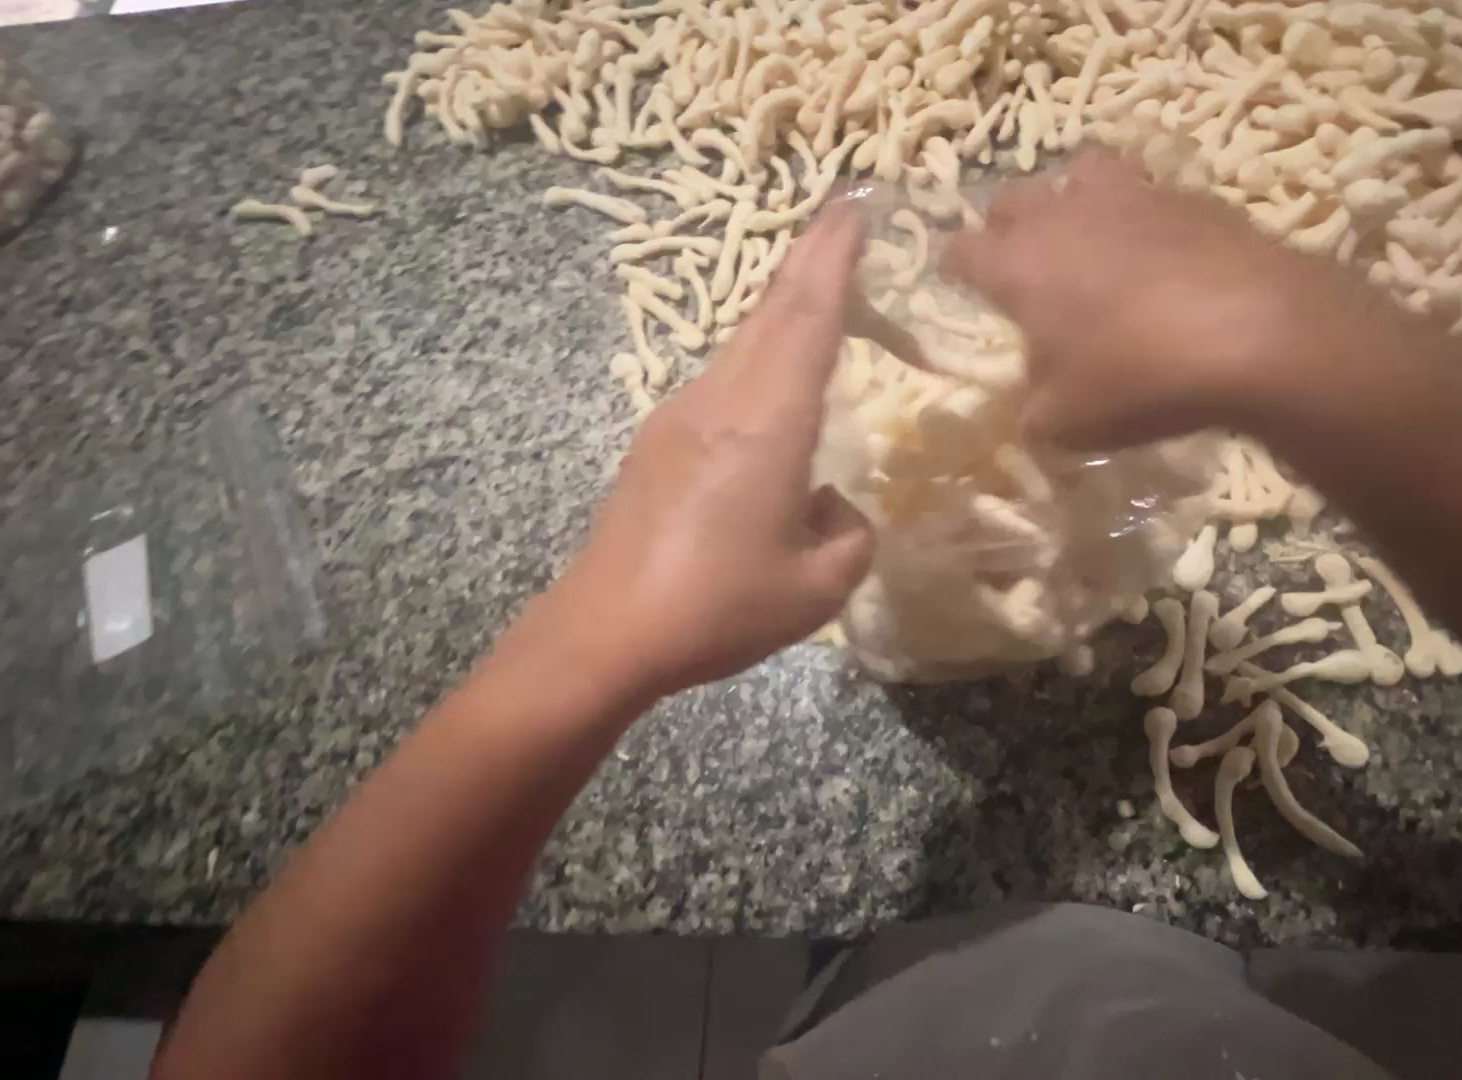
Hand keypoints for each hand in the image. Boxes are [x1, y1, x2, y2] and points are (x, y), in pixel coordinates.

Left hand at [542, 208, 876, 698]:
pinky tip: (773, 387)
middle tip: (846, 222)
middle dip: (811, 260)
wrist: (605, 632)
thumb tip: (833, 502)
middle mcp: (720, 402)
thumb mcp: (816, 589)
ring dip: (783, 309)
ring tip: (819, 293)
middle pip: (771, 313)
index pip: (808, 319)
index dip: (834, 258)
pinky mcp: (658, 441)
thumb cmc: (717, 609)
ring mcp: (680, 416)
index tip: (856, 205)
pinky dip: (759, 358)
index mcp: (766, 426)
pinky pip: (723, 379)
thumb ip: (850, 535)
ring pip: (743, 342)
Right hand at [942, 149, 1416, 449]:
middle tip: (1022, 270)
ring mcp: (1130, 195)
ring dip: (1070, 202)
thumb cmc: (1137, 381)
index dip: (955, 269)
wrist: (1259, 337)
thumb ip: (1032, 411)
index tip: (962, 287)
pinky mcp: (1191, 195)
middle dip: (1006, 230)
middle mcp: (1064, 215)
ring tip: (1087, 242)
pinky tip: (1158, 255)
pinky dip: (1138, 216)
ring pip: (1079, 174)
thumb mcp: (1063, 424)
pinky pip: (1146, 191)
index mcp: (1019, 265)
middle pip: (1012, 200)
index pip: (961, 251)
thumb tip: (1035, 402)